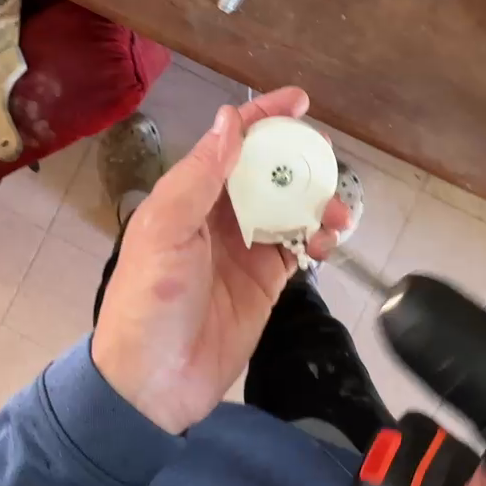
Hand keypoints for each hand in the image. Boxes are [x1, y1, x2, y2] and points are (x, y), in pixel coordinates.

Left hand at [91, 87, 352, 433]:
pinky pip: (299, 246)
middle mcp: (220, 212)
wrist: (153, 384)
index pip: (231, 142)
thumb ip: (200, 177)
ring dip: (315, 201)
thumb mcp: (166, 231)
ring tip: (335, 213)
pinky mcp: (266, 280)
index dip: (263, 118)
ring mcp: (245, 246)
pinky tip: (328, 242)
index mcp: (191, 193)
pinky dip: (318, 238)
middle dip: (298, 160)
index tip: (299, 102)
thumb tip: (230, 120)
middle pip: (267, 170)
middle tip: (326, 159)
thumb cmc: (150, 299)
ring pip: (289, 206)